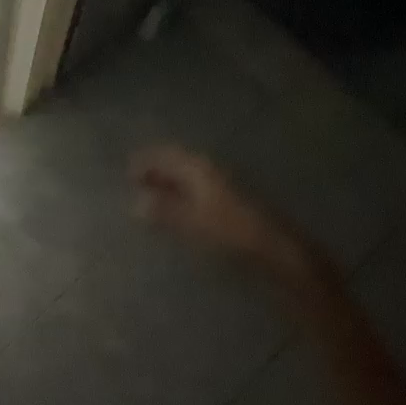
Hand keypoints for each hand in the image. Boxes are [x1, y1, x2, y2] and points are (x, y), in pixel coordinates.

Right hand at [130, 145, 317, 279]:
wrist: (278, 250)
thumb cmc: (230, 232)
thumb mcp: (191, 222)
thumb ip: (163, 211)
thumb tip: (136, 203)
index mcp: (198, 167)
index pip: (165, 154)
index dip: (145, 161)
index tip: (127, 173)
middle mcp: (210, 168)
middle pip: (177, 162)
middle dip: (156, 171)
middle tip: (136, 184)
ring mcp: (224, 183)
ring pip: (189, 176)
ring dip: (170, 183)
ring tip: (153, 197)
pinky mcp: (232, 200)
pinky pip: (199, 188)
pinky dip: (183, 193)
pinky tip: (179, 209)